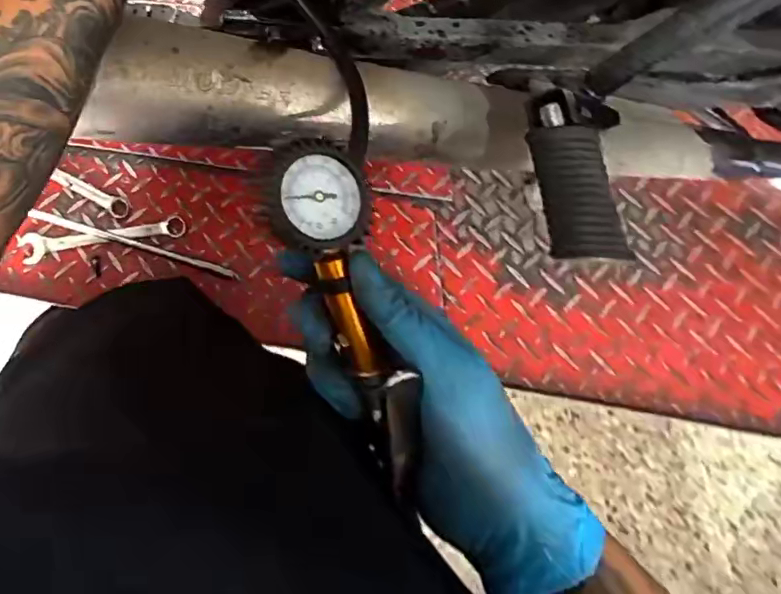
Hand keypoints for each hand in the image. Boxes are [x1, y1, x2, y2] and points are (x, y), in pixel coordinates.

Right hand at [281, 251, 605, 593]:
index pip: (359, 279)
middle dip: (317, 319)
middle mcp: (387, 342)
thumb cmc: (481, 431)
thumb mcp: (445, 367)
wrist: (496, 521)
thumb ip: (399, 313)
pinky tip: (352, 414)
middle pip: (331, 309)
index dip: (321, 266)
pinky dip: (329, 393)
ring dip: (324, 365)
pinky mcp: (358, 407)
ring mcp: (371, 376)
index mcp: (413, 322)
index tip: (284, 264)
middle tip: (320, 339)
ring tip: (350, 397)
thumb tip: (356, 258)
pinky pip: (325, 384)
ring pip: (323, 346)